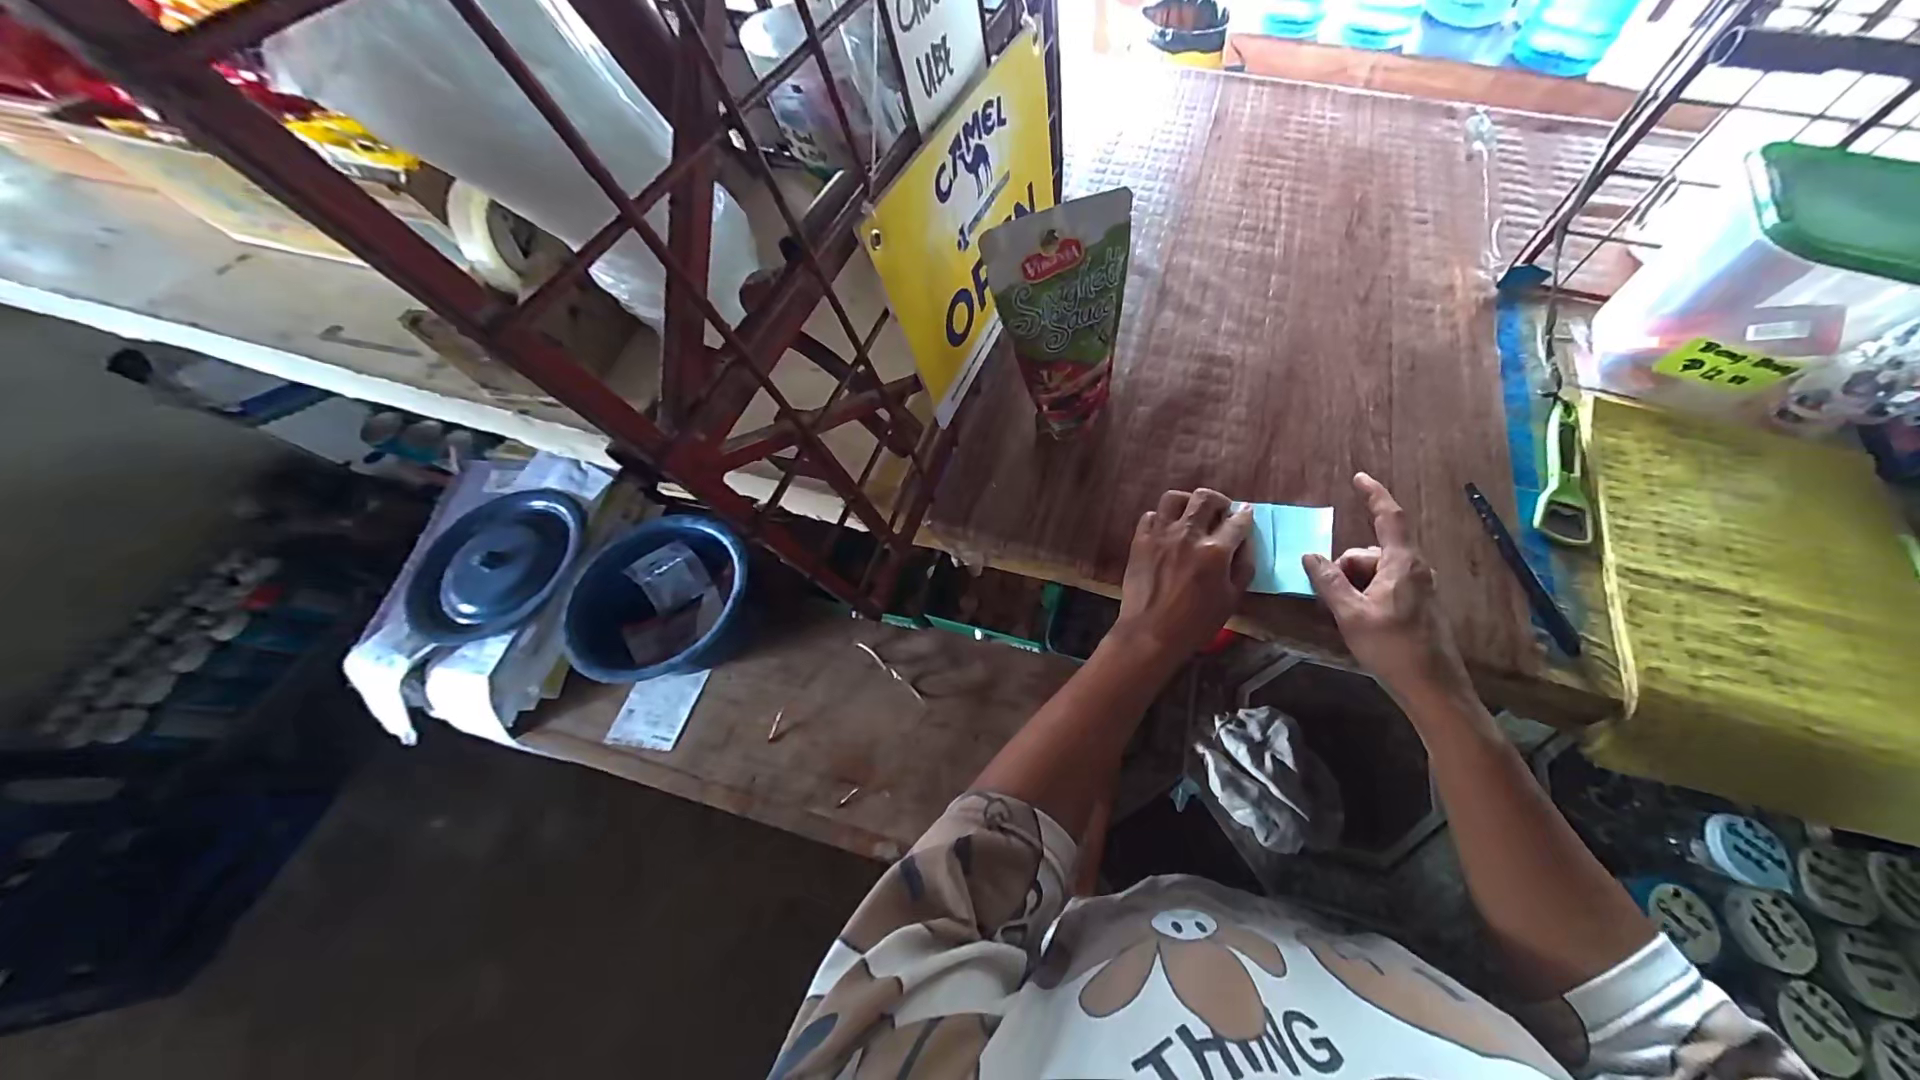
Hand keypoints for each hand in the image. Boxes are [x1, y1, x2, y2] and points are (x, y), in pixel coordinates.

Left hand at [1110, 489, 1253, 666]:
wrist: (1151, 632)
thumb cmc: (1196, 622)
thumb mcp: (1232, 598)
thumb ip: (1242, 565)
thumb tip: (1245, 541)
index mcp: (1215, 550)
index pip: (1237, 521)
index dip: (1245, 516)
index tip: (1245, 516)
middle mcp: (1187, 535)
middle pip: (1205, 498)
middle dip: (1219, 501)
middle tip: (1221, 513)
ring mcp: (1160, 535)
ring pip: (1174, 498)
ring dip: (1188, 502)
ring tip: (1192, 515)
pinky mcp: (1139, 541)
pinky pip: (1150, 516)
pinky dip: (1161, 518)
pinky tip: (1167, 530)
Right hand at [1302, 473, 1472, 703]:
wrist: (1432, 686)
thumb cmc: (1392, 647)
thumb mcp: (1350, 613)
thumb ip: (1329, 581)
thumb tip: (1310, 555)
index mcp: (1402, 564)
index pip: (1389, 517)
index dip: (1374, 495)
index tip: (1359, 477)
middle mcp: (1413, 569)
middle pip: (1369, 551)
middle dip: (1344, 566)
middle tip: (1330, 596)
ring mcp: (1416, 587)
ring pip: (1373, 570)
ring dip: (1351, 584)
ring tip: (1343, 613)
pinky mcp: (1415, 604)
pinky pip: (1381, 585)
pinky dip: (1363, 594)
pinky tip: (1356, 618)